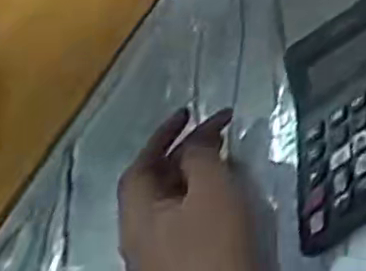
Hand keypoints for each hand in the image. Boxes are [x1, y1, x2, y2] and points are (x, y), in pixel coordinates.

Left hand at [117, 108, 256, 270]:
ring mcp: (158, 257)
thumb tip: (197, 139)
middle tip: (217, 130)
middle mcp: (140, 238)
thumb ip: (200, 156)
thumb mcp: (211, 189)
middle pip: (154, 184)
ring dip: (195, 172)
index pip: (139, 167)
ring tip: (225, 156)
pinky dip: (202, 195)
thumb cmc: (214, 245)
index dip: (162, 135)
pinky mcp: (181, 266)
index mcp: (139, 217)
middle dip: (184, 151)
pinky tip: (226, 194)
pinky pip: (185, 219)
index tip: (189, 112)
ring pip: (172, 202)